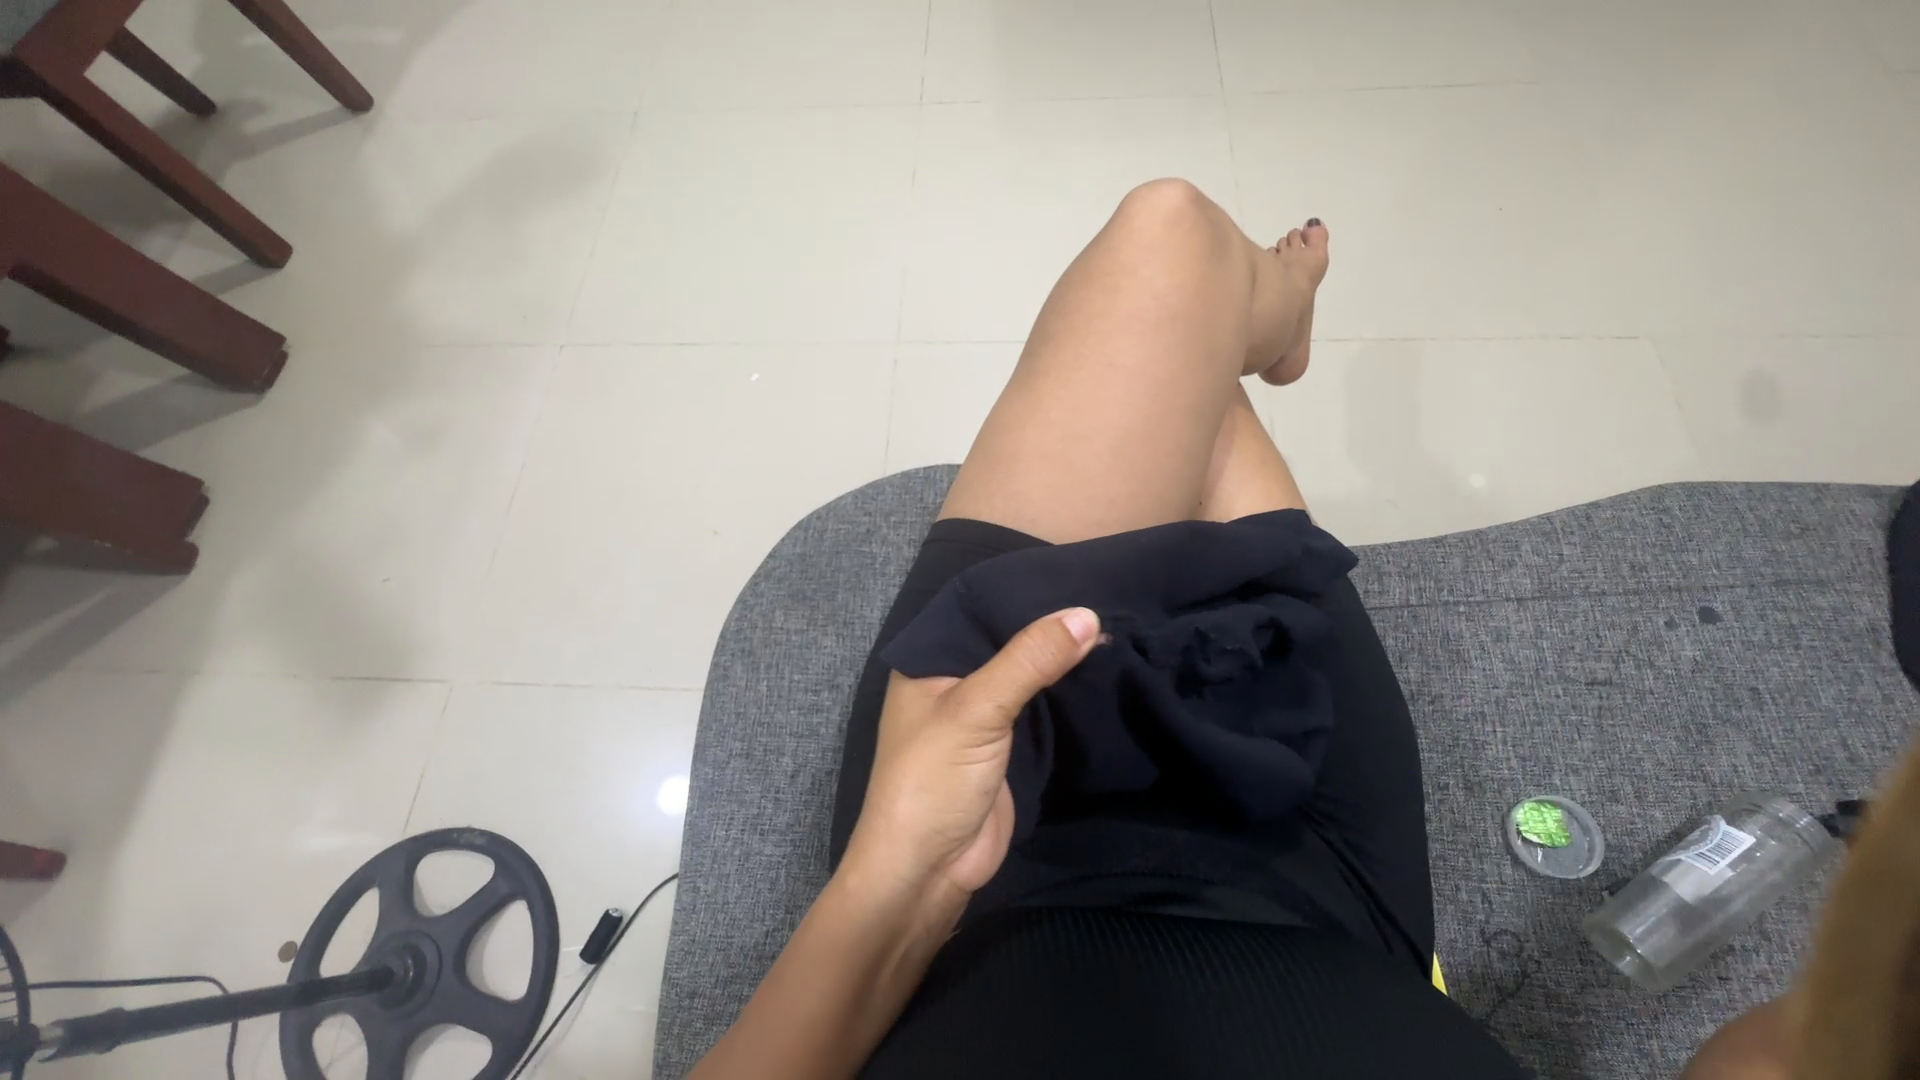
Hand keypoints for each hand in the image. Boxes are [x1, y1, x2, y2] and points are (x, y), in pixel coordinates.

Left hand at [843, 607, 1101, 901]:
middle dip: (1049, 627)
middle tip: (1109, 598)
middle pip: (1006, 642)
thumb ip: (1029, 661)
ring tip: (1117, 626)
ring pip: (1026, 675)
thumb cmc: (934, 780)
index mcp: (927, 661)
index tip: (1076, 573)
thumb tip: (1088, 614)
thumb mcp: (978, 710)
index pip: (978, 609)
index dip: (1022, 592)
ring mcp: (980, 716)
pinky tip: (1103, 673)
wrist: (928, 873)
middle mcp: (951, 681)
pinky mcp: (1005, 747)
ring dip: (1061, 661)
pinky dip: (1065, 694)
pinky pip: (1038, 709)